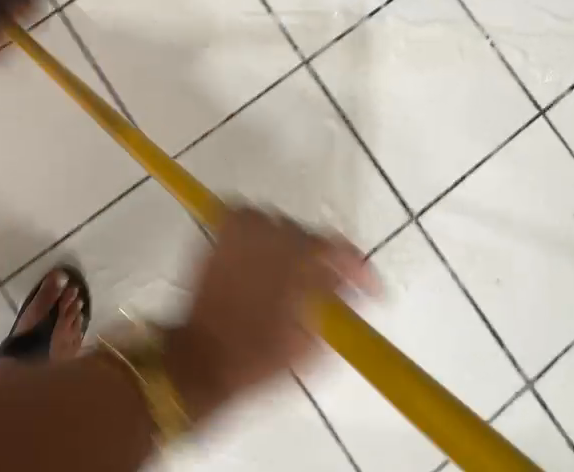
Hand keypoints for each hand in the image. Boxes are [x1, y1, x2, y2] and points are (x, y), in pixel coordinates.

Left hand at [162, 208, 371, 421]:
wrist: (204, 356)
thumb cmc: (259, 358)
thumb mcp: (310, 343)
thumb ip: (333, 305)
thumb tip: (350, 285)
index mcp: (296, 267)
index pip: (338, 250)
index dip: (358, 267)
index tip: (369, 287)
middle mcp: (269, 240)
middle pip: (306, 233)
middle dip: (321, 256)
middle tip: (327, 282)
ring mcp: (240, 234)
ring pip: (277, 221)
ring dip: (289, 241)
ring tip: (292, 267)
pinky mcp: (218, 234)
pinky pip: (244, 215)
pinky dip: (257, 226)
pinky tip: (262, 247)